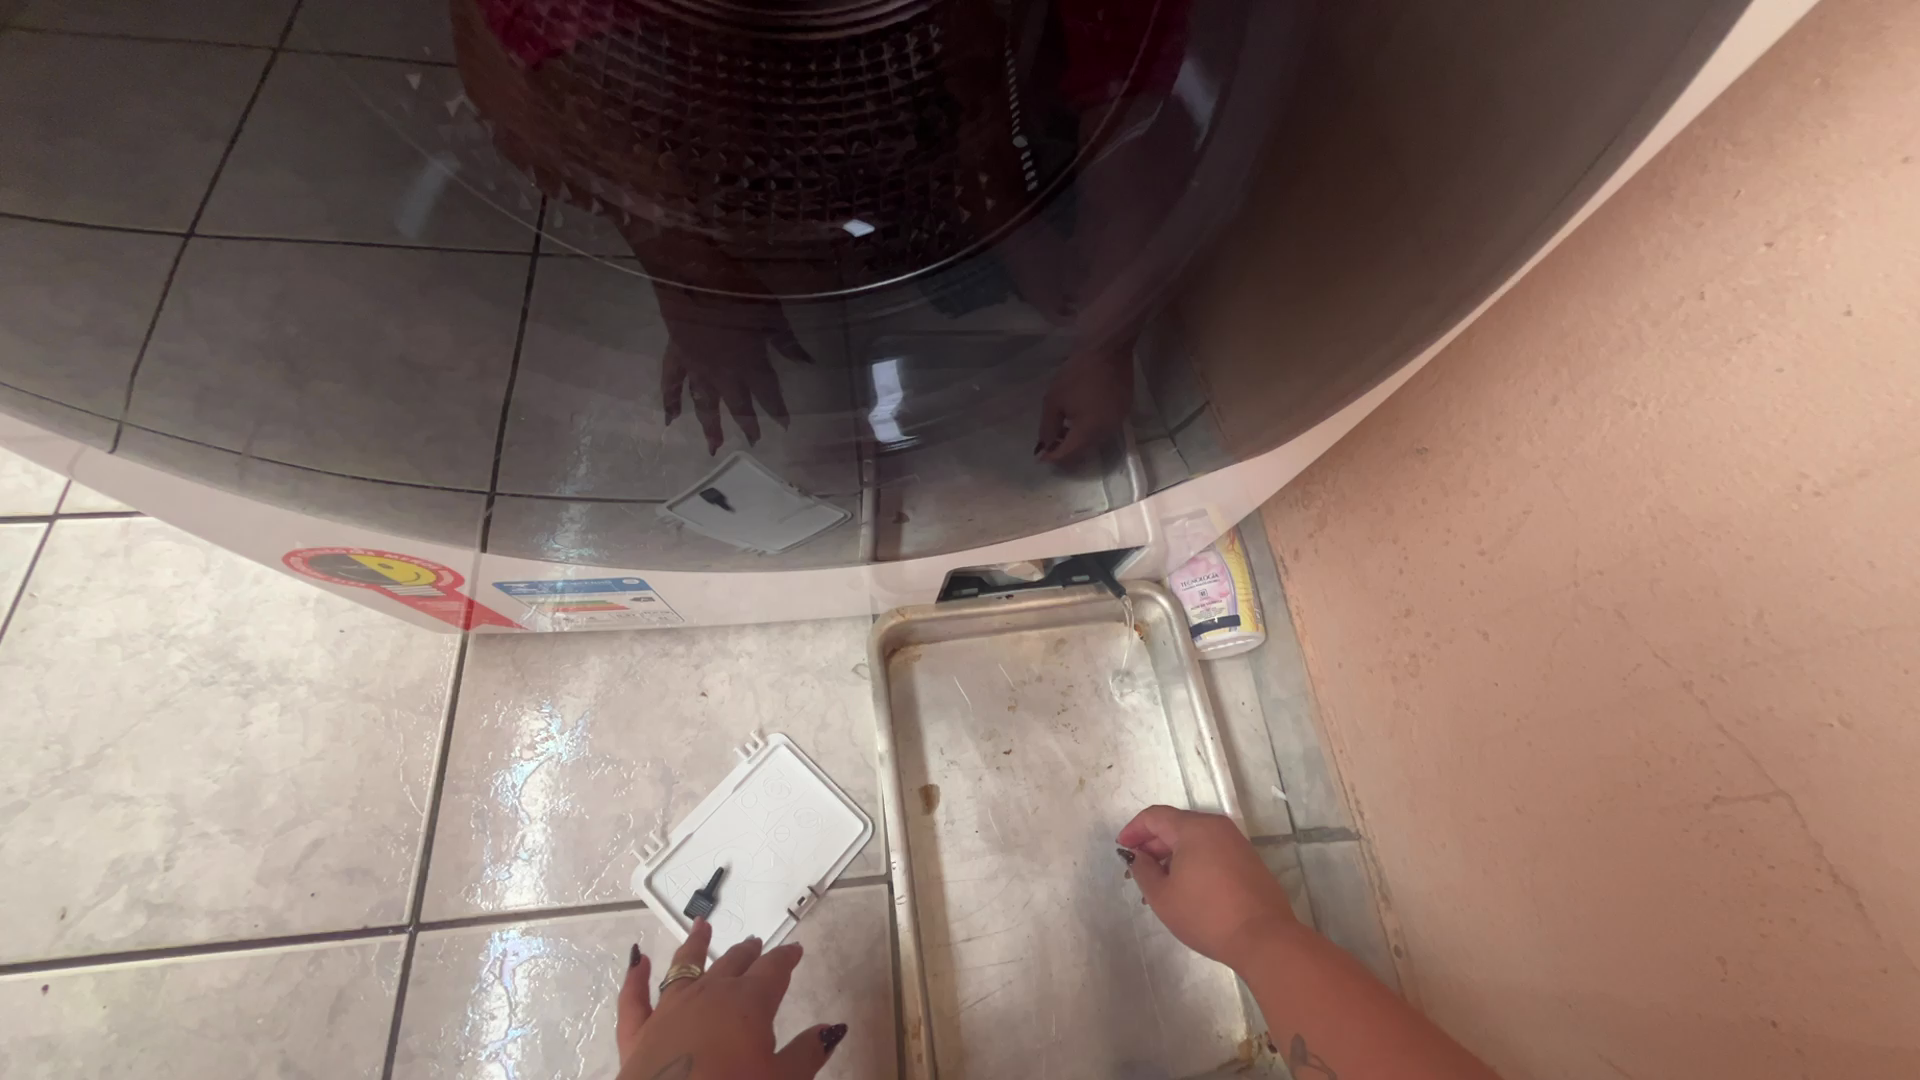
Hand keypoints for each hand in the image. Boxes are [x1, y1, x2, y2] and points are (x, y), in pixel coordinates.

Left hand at [615, 918, 846, 1079]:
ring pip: (685, 967)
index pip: (774, 969)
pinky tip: (637, 960)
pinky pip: (634, 999)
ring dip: (695, 946)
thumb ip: (808, 1053)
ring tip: (702, 925)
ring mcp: (670, 1010)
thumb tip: (832, 1027)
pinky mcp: (638, 1033)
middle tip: (755, 943)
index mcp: (749, 1002)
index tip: (795, 950)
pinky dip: (634, 978)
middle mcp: (711, 994)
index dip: (786, 958)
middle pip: (733, 963)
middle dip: (747, 952)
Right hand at [656, 285, 812, 455]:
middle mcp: (724, 374)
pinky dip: (670, 402)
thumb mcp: (772, 315)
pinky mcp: (676, 356)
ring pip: (704, 404)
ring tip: (714, 447)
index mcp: (750, 364)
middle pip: (738, 406)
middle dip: (747, 425)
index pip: (768, 394)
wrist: (692, 274)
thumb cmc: (737, 290)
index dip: (777, 411)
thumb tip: (807, 362)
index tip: (785, 427)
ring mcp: (697, 367)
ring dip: (710, 426)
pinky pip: (671, 384)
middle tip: (754, 443)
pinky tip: (670, 419)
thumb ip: (786, 342)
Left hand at [1036, 346, 1133, 462]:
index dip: (1052, 457)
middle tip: (1049, 444)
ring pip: (1093, 442)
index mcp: (1088, 432)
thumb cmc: (1077, 374)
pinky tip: (1079, 420)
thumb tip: (1045, 447)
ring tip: (1062, 432)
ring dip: (1077, 441)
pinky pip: (1103, 430)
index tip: (1040, 456)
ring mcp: (1117, 423)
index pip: (1068, 455)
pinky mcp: (1123, 412)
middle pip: (1082, 452)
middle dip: (1064, 451)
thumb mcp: (1054, 401)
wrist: (1107, 350)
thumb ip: (1048, 428)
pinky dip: (1089, 430)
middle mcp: (1105, 433)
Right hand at [1118, 806, 1300, 967]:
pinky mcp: (1249, 861)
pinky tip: (1188, 887)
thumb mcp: (1163, 896)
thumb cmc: (1207, 915)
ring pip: (1195, 840)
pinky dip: (1194, 861)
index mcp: (1193, 828)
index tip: (1122, 847)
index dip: (1134, 830)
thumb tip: (1138, 856)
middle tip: (1139, 867)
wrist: (1266, 939)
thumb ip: (1143, 870)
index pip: (1155, 817)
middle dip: (1153, 844)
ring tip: (1161, 882)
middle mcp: (1216, 827)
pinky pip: (1212, 851)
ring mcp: (1236, 843)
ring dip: (1173, 855)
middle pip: (1176, 825)